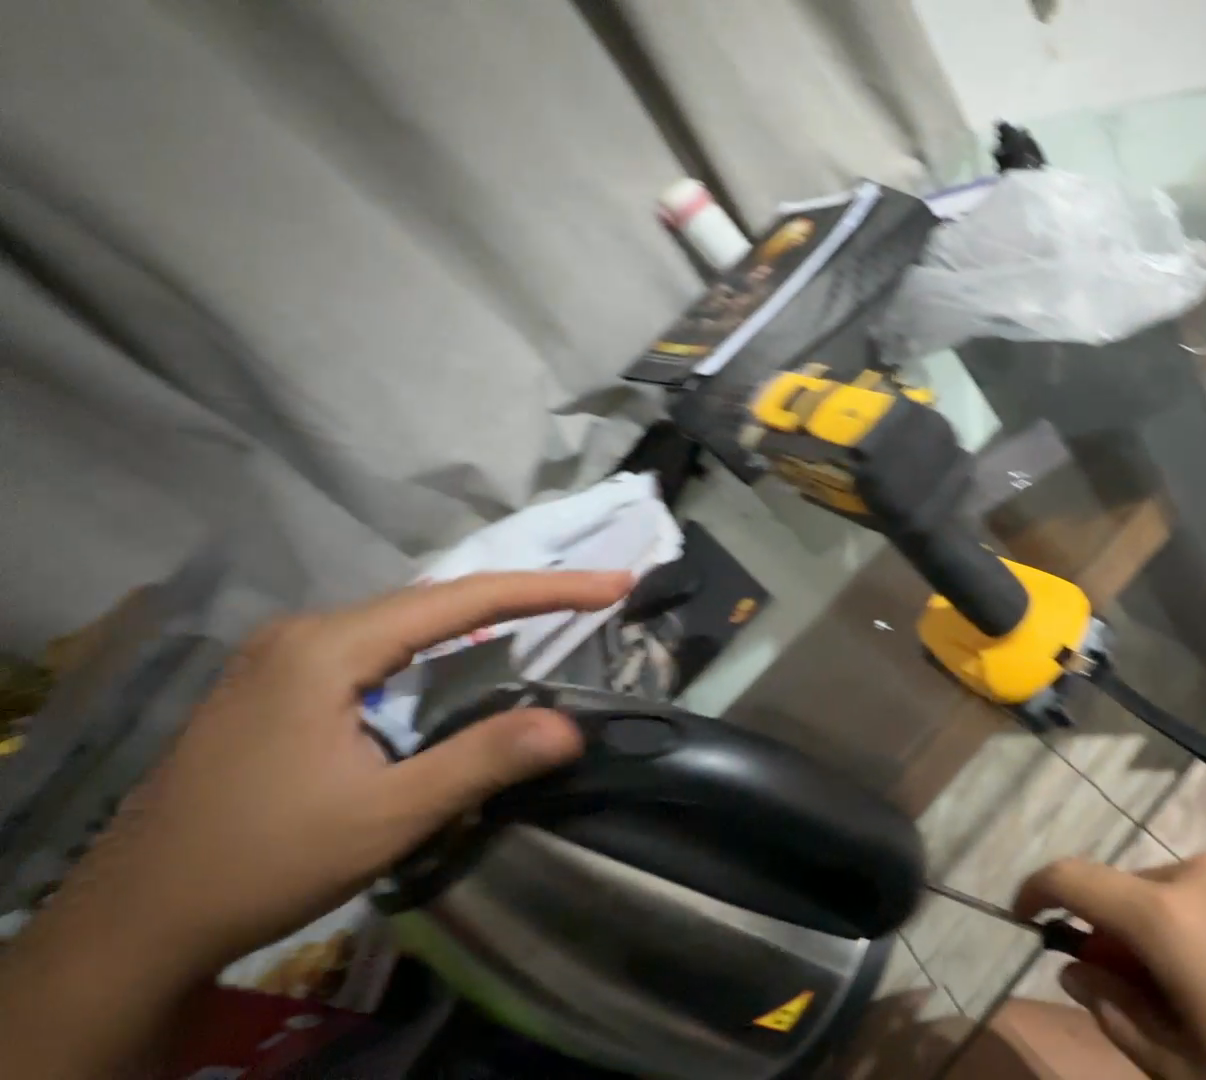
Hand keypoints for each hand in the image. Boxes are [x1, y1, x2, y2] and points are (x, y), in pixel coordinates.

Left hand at [0, 570, 632, 1079]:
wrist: (133, 924)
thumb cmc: (264, 862)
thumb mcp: (388, 816)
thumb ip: (483, 760)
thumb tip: (574, 727)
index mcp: (328, 648)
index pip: (464, 600)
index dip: (550, 589)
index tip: (616, 584)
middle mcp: (305, 633)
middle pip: (436, 601)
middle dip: (524, 596)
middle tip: (598, 597)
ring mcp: (283, 657)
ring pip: (407, 623)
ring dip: (483, 622)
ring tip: (553, 617)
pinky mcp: (278, 685)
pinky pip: (380, 647)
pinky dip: (440, 648)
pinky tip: (465, 665)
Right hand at [1015, 854, 1205, 1079]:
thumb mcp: (1182, 1069)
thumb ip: (1116, 1009)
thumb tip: (1079, 965)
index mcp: (1169, 914)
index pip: (1074, 878)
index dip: (1036, 891)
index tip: (1023, 917)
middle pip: (1131, 889)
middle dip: (1111, 930)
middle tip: (1123, 990)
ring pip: (1179, 892)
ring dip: (1162, 929)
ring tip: (1191, 995)